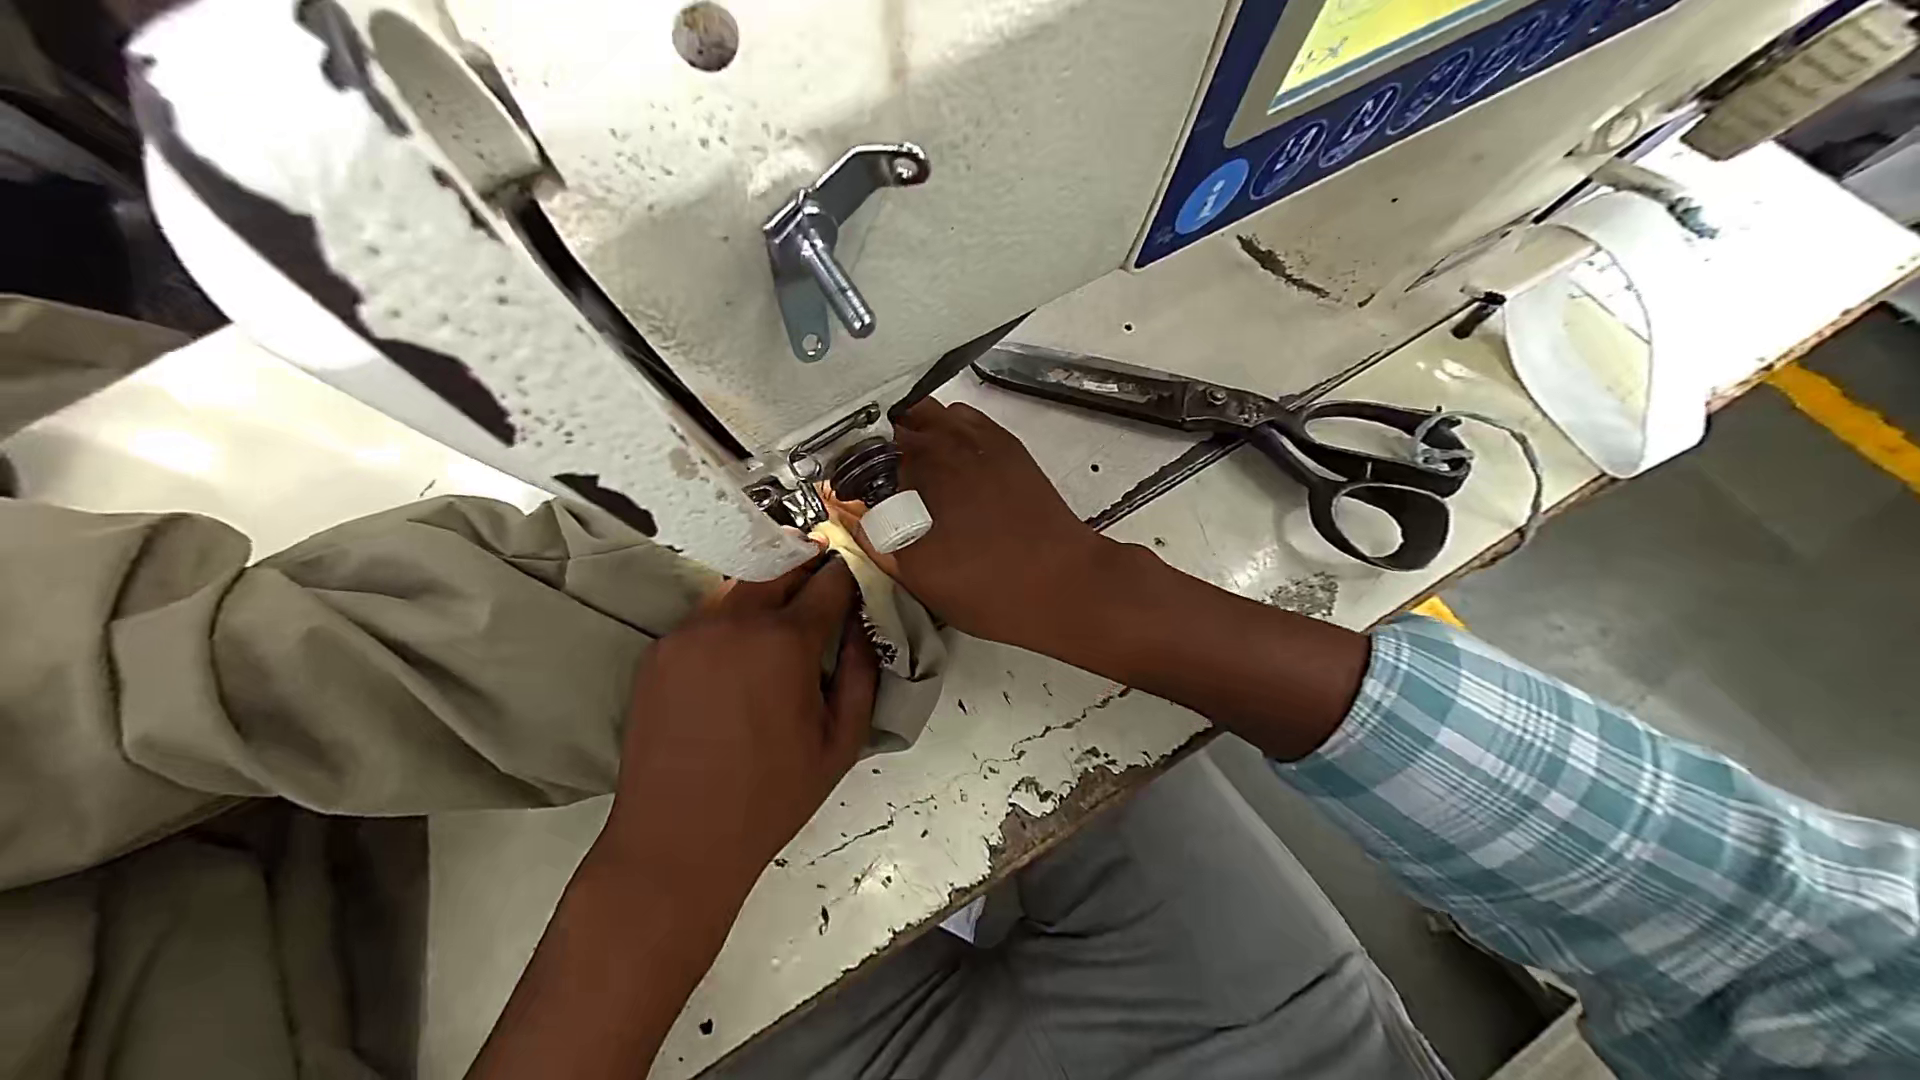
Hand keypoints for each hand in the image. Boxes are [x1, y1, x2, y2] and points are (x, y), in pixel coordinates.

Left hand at [602, 554, 877, 896]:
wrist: (676, 840)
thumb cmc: (769, 797)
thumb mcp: (841, 741)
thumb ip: (863, 672)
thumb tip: (862, 625)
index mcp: (785, 643)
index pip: (828, 581)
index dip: (848, 574)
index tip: (856, 577)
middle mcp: (733, 623)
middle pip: (780, 565)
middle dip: (808, 567)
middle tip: (824, 585)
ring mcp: (689, 633)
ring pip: (739, 587)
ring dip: (768, 592)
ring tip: (783, 624)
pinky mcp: (659, 650)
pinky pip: (707, 616)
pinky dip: (732, 621)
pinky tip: (741, 656)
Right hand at [844, 399, 1117, 650]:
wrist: (1063, 583)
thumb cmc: (988, 586)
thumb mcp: (916, 573)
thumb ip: (870, 534)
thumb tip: (842, 508)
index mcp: (917, 467)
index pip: (858, 451)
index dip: (842, 467)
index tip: (839, 488)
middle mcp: (945, 439)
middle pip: (888, 422)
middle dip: (869, 445)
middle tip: (867, 478)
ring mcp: (978, 437)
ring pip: (924, 414)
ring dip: (905, 431)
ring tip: (902, 468)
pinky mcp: (1004, 444)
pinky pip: (960, 420)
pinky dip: (942, 431)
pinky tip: (944, 463)